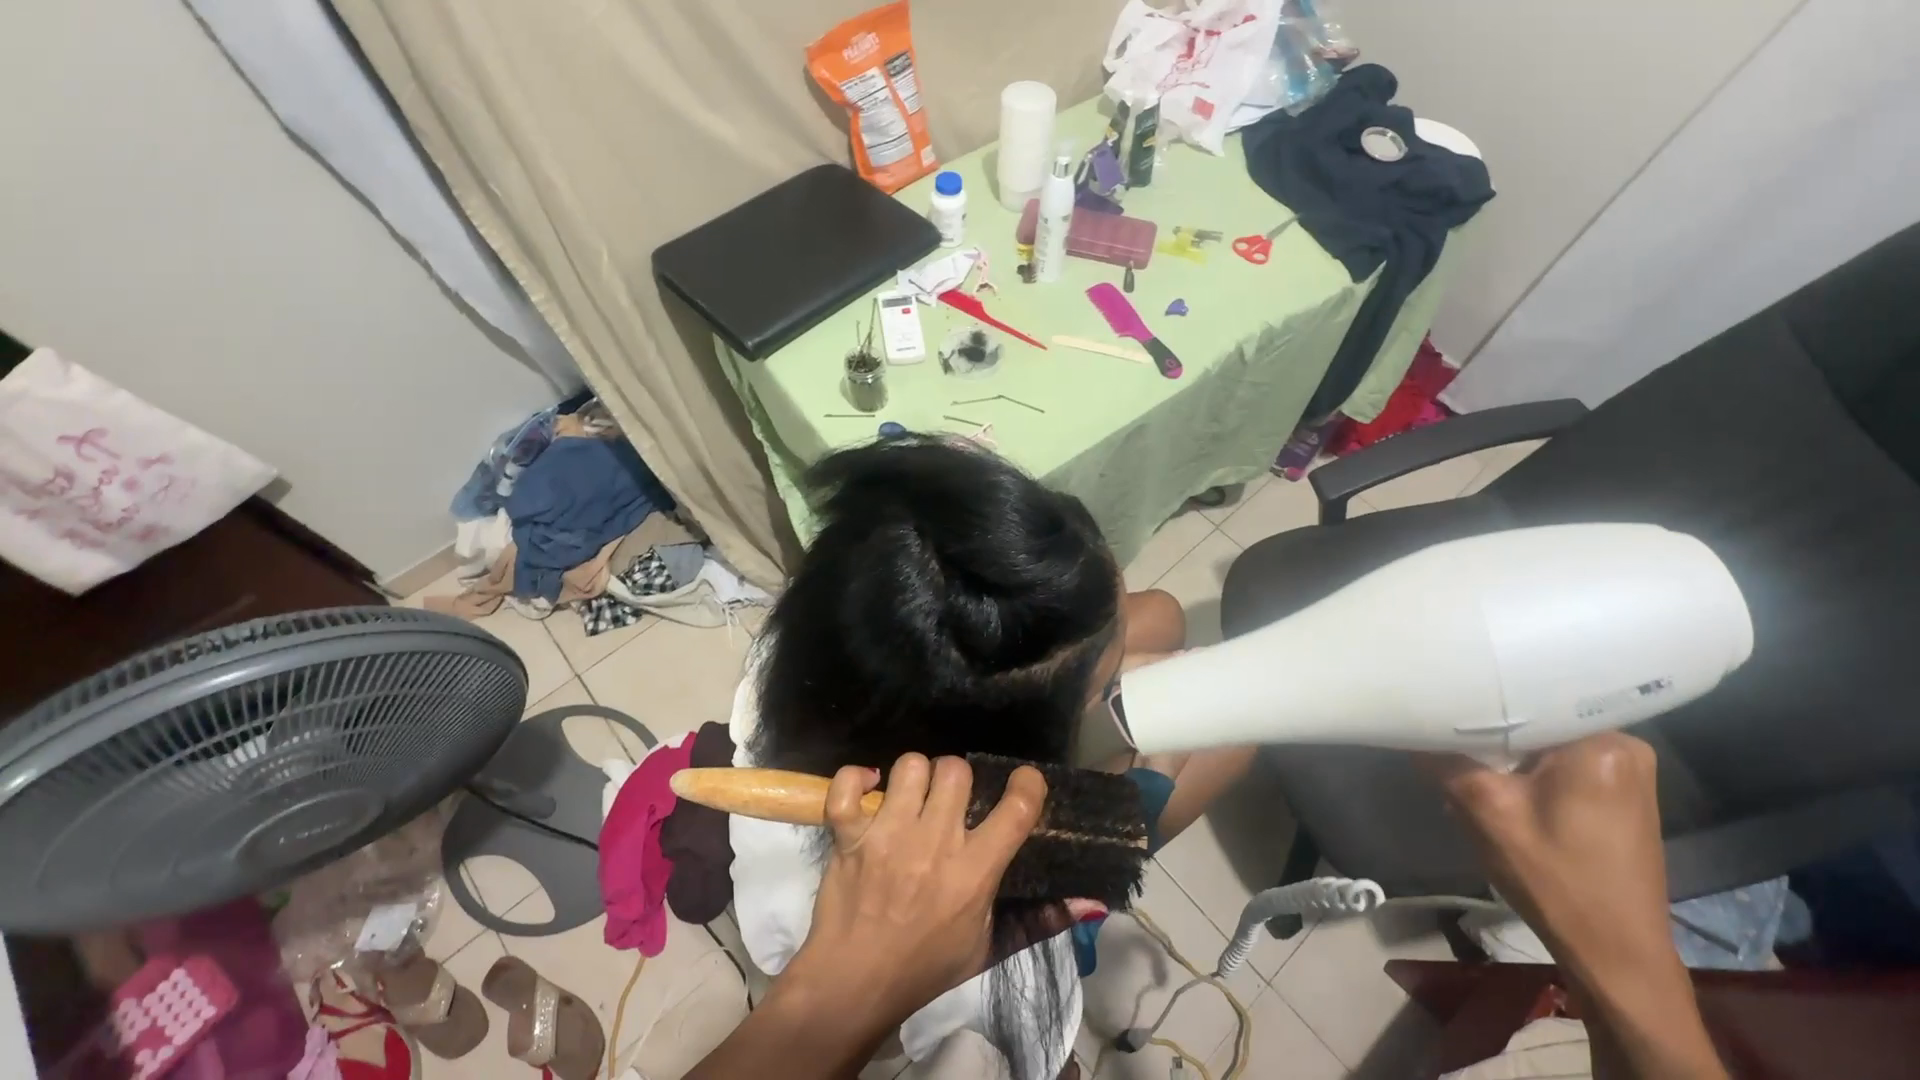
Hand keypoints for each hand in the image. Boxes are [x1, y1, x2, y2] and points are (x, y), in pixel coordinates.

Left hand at [783, 753, 1047, 1029]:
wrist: (854, 985)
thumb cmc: (926, 967)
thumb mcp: (989, 948)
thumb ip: (1039, 921)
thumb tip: (1090, 903)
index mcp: (973, 872)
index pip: (1016, 808)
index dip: (1027, 783)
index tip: (1023, 781)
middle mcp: (933, 843)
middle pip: (956, 770)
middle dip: (958, 777)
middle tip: (950, 799)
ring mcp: (887, 835)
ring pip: (910, 766)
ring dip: (915, 776)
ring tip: (912, 797)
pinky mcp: (848, 835)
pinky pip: (846, 784)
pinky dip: (854, 778)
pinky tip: (868, 786)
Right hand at [1425, 734, 1727, 1078]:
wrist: (1616, 952)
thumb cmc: (1556, 881)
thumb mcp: (1485, 814)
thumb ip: (1446, 762)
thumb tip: (1410, 727)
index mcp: (1601, 742)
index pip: (1527, 698)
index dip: (1479, 702)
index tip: (1441, 706)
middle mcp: (1624, 744)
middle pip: (1537, 719)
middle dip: (1493, 736)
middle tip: (1451, 747)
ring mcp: (1629, 771)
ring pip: (1547, 743)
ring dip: (1510, 756)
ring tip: (1474, 770)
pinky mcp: (1624, 794)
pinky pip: (1563, 764)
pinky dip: (1531, 772)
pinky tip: (1506, 791)